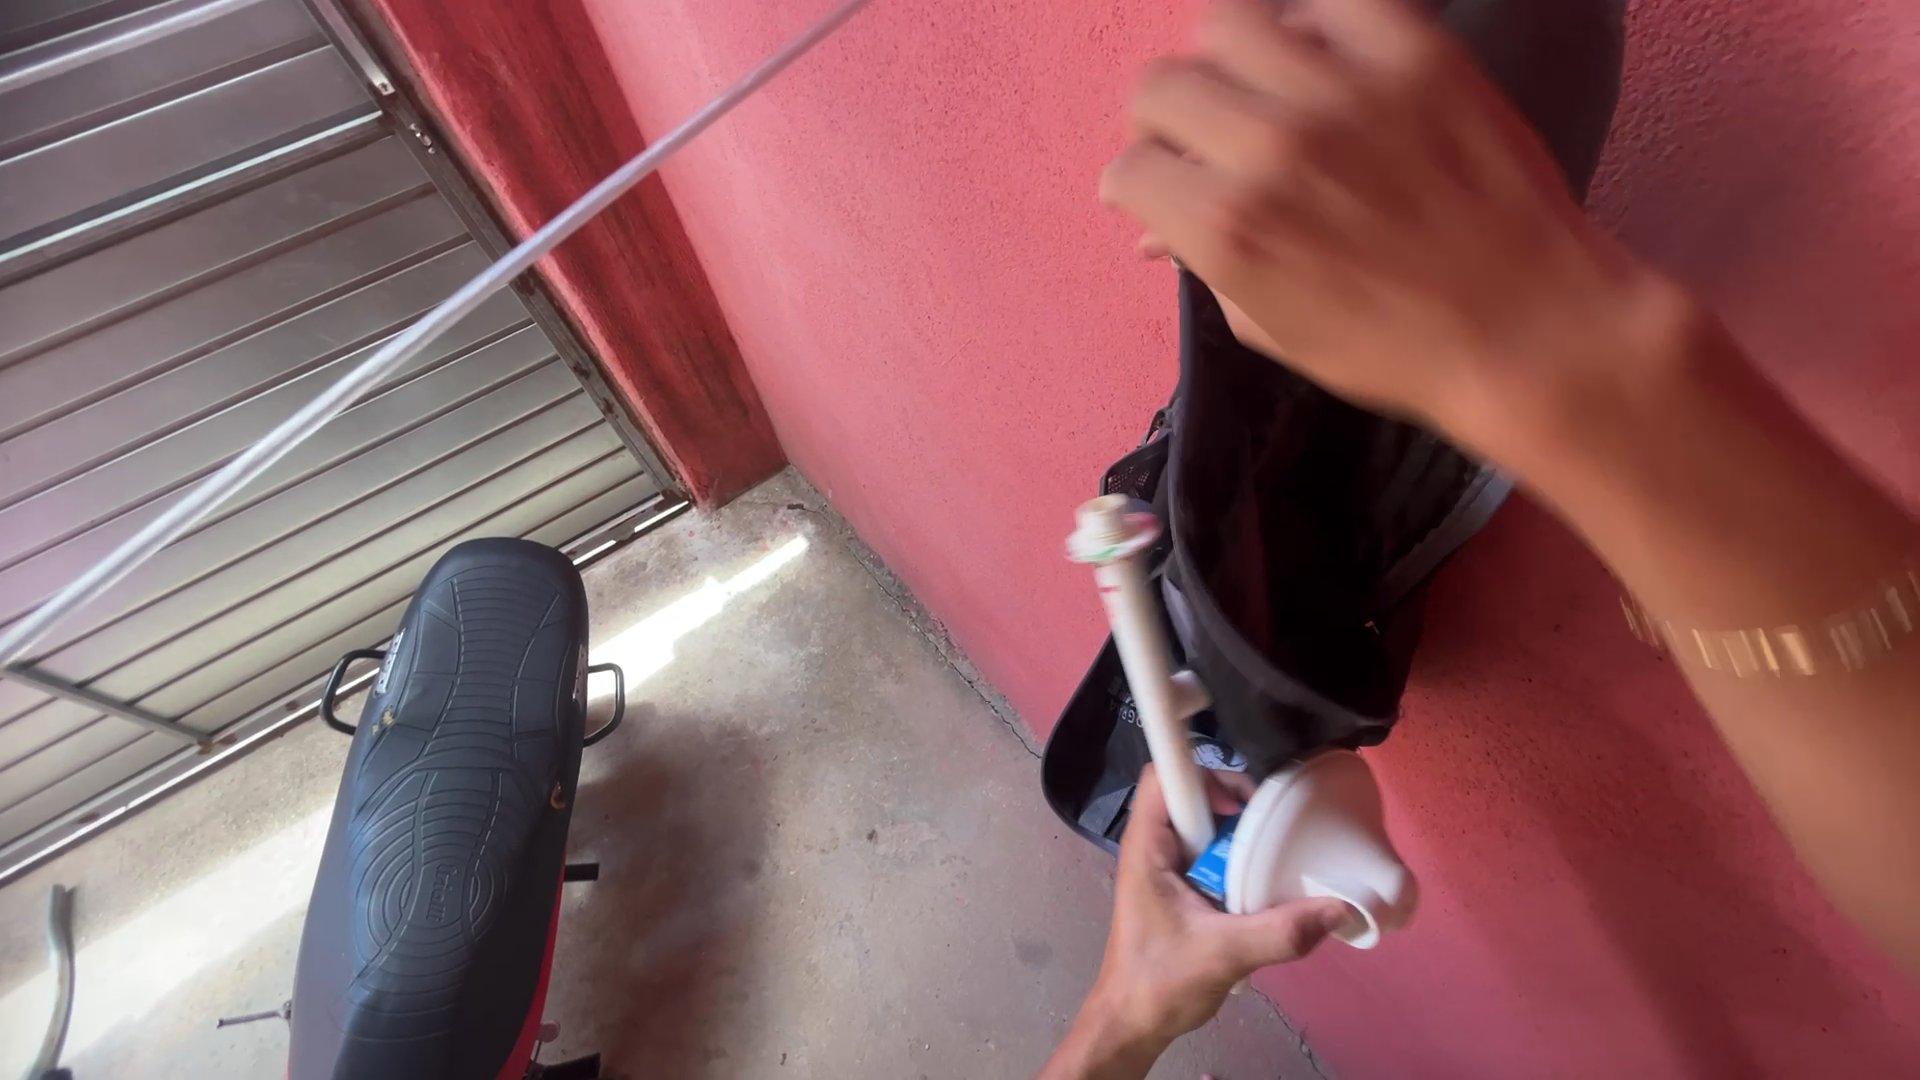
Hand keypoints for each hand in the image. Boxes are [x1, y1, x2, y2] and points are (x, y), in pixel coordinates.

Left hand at [1039, 766, 1350, 1078]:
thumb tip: (1337, 908)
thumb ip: (1279, 932)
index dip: (1202, 774)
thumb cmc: (1160, 980)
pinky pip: (1209, 851)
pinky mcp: (1178, 883)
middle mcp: (1152, 843)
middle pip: (1190, 795)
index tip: (1243, 804)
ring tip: (1274, 853)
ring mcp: (1164, 863)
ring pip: (1203, 824)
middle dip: (1232, 803)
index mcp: (1146, 844)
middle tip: (1272, 828)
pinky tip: (1262, 881)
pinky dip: (1235, 858)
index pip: (1161, 776)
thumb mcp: (1223, 955)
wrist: (1132, 1019)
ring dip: (1237, 834)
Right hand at [1101, 0, 1687, 456]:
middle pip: (1157, 87)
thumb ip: (1204, 266)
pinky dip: (1304, 23)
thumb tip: (1157, 234)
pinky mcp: (1415, 53)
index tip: (1144, 195)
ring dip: (1214, 61)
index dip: (1127, 187)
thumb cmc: (1381, 348)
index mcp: (1227, 229)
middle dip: (1151, 122)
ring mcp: (1344, 90)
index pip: (1129, 172)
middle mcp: (1270, 149)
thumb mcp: (1266, 326)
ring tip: (1239, 92)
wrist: (1519, 326)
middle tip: (1180, 143)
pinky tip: (1311, 61)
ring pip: (1226, 22)